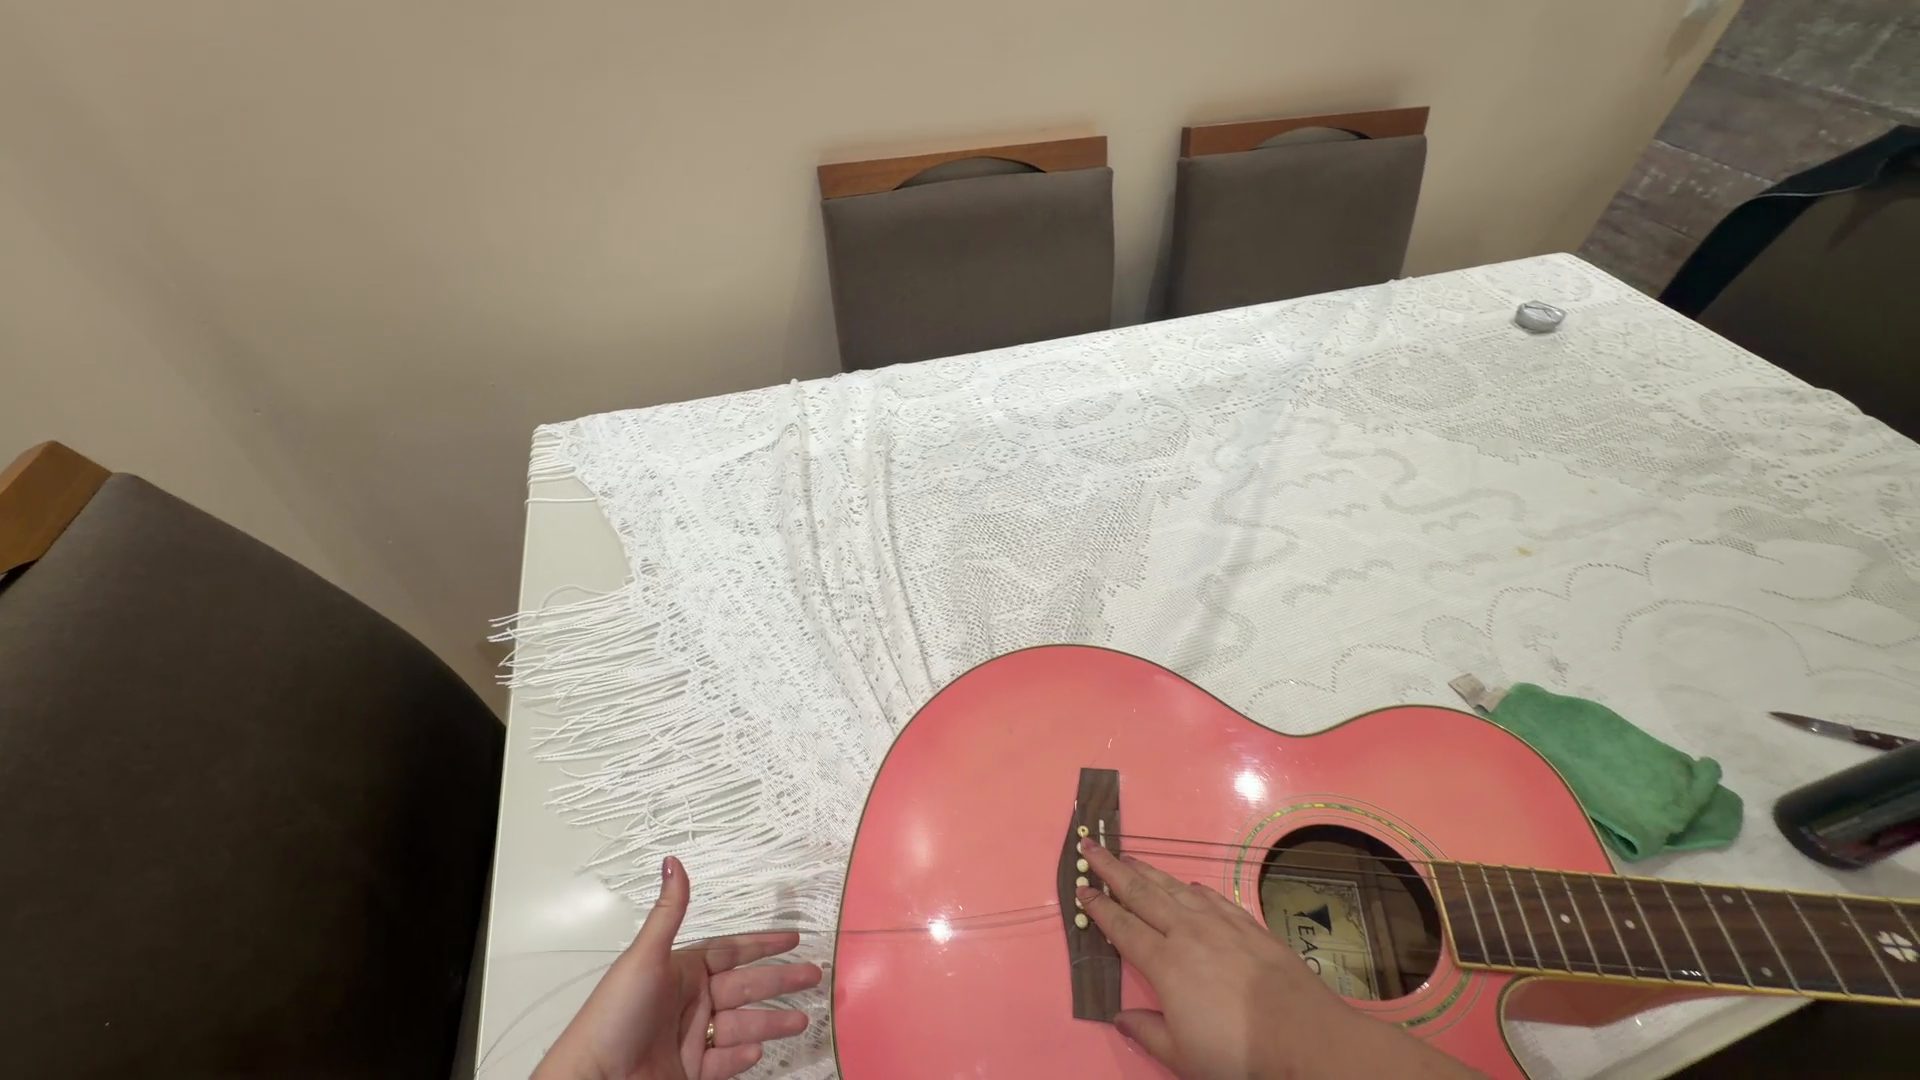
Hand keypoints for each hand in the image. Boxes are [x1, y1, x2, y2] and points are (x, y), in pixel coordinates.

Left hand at [533, 856, 821, 1079]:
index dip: (762, 944)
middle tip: (814, 976)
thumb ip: (670, 910)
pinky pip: (725, 1062)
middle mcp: (691, 1002)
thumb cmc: (615, 1016)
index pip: (732, 951)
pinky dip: (743, 1056)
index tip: (792, 939)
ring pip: (743, 1025)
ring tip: (802, 1020)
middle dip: (781, 981)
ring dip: (773, 1022)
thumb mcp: (645, 957)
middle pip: (747, 986)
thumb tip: (673, 861)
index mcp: (683, 971)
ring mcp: (692, 1039)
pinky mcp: (690, 1073)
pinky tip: (759, 1049)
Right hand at [1076, 839, 1477, 1079]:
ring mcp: (1218, 924)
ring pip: (1174, 889)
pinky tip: (1187, 883)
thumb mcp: (1183, 1055)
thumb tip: (1118, 1014)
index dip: (1098, 907)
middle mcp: (1185, 932)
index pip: (1122, 927)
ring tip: (1128, 857)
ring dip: (1147, 871)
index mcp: (1164, 963)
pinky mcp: (1247, 924)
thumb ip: (1147, 1030)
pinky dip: (1194, 888)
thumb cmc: (1238, 1052)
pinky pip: (1212, 898)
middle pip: (1141, 893)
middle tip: (1090, 846)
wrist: (1304, 1035)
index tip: (1081, 888)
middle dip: (1112, 870)